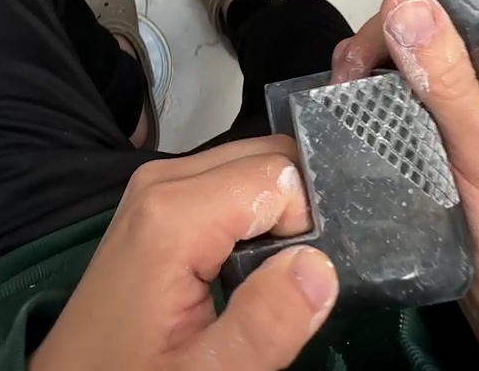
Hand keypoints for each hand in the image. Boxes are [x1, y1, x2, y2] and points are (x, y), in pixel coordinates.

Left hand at [30, 137, 338, 370]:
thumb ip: (264, 322)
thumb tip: (320, 265)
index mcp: (173, 212)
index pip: (278, 175)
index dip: (303, 228)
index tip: (291, 284)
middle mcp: (164, 178)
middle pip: (264, 158)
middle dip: (293, 212)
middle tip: (280, 284)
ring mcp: (158, 182)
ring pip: (249, 165)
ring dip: (274, 214)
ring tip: (259, 280)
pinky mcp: (159, 196)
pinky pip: (227, 180)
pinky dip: (250, 213)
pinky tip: (240, 264)